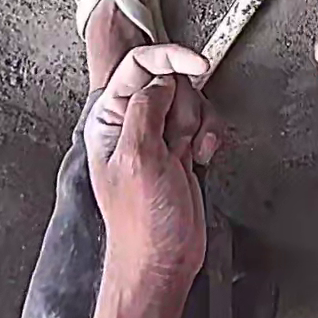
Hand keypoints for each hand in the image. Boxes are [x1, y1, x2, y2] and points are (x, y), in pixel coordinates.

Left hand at [85, 45, 219, 289]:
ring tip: (182, 156)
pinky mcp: (181, 146)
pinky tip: (198, 159)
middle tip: (174, 140)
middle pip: (171, 80)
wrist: (163, 260)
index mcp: (108, 118)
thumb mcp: (138, 158)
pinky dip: (208, 137)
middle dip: (183, 107)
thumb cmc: (141, 222)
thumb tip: (162, 80)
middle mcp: (131, 120)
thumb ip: (146, 108)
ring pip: (191, 100)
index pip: (138, 65)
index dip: (169, 57)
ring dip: (196, 126)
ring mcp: (158, 133)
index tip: (197, 63)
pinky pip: (205, 121)